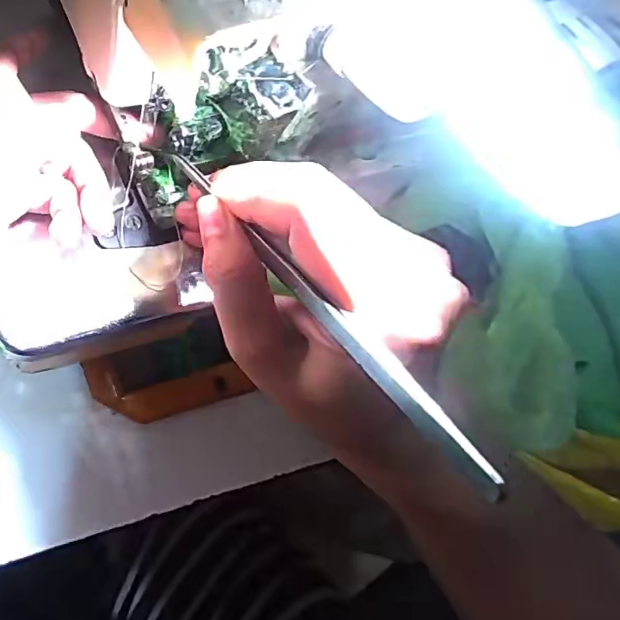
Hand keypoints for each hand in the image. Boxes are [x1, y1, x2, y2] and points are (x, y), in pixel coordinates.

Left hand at [0, 56, 125, 296]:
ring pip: (55, 174)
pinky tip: (57, 238)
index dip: (34, 43)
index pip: (12, 58)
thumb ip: (45, 127)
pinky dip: (54, 220)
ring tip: (74, 233)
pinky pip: (40, 203)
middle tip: (107, 199)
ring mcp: (0, 169)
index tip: (57, 34)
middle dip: (86, 168)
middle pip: (59, 135)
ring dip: (73, 203)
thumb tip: (81, 108)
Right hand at [176, 162, 468, 477]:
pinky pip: (338, 208)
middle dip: (247, 190)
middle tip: (197, 208)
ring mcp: (421, 253)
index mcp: (379, 305)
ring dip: (264, 198)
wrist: (395, 429)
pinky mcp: (414, 246)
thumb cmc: (322, 404)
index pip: (308, 208)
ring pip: (324, 193)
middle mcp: (414, 267)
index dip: (247, 190)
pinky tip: (256, 226)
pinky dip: (287, 210)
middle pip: (316, 190)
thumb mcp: (259, 354)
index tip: (197, 199)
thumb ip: (234, 281)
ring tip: (219, 219)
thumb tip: (208, 212)